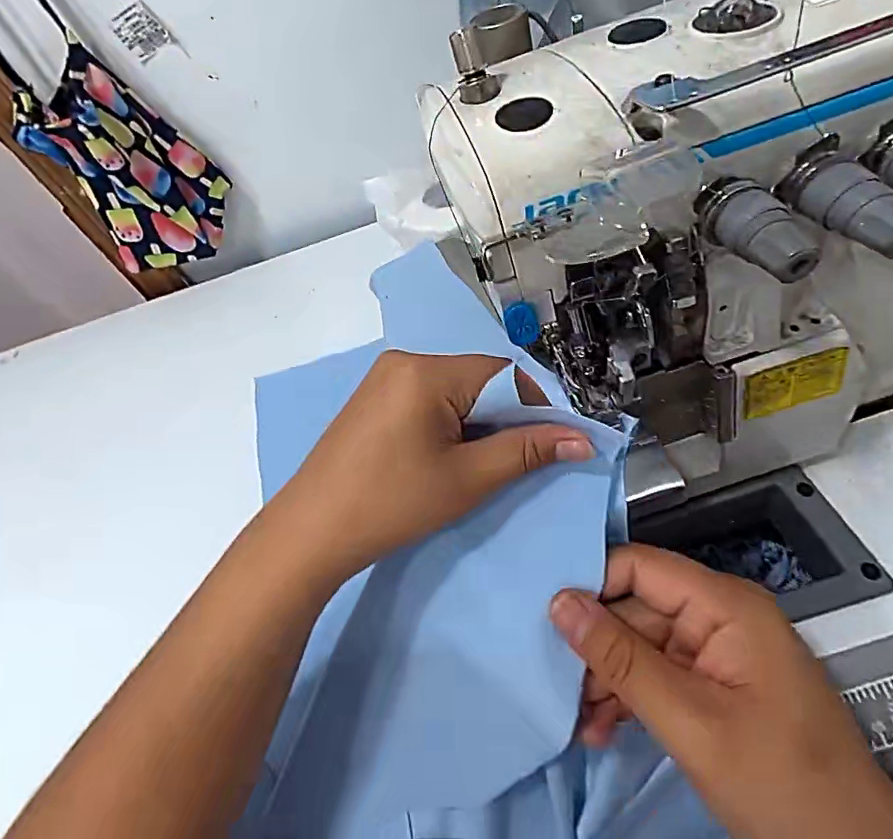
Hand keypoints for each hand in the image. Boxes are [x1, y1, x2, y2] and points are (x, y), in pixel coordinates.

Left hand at [273, 350, 593, 582]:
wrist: (313, 530)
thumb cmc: (390, 503)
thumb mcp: (467, 478)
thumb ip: (526, 451)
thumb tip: (579, 439)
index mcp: (425, 371)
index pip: (503, 373)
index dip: (535, 406)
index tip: (551, 444)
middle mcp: (403, 361)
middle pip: (478, 379)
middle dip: (504, 417)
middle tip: (512, 462)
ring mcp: (384, 378)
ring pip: (455, 390)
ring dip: (477, 422)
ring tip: (475, 466)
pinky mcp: (373, 397)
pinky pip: (427, 398)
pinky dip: (449, 422)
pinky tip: (444, 458)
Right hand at [549, 545, 892, 838]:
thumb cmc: (783, 785)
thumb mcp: (691, 722)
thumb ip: (621, 659)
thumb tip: (559, 603)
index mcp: (725, 604)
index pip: (640, 566)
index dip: (592, 584)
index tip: (547, 618)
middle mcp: (719, 615)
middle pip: (635, 608)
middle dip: (595, 647)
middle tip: (559, 687)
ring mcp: (717, 651)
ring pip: (640, 644)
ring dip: (606, 678)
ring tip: (579, 720)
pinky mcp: (714, 685)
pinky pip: (657, 673)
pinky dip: (628, 697)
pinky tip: (602, 727)